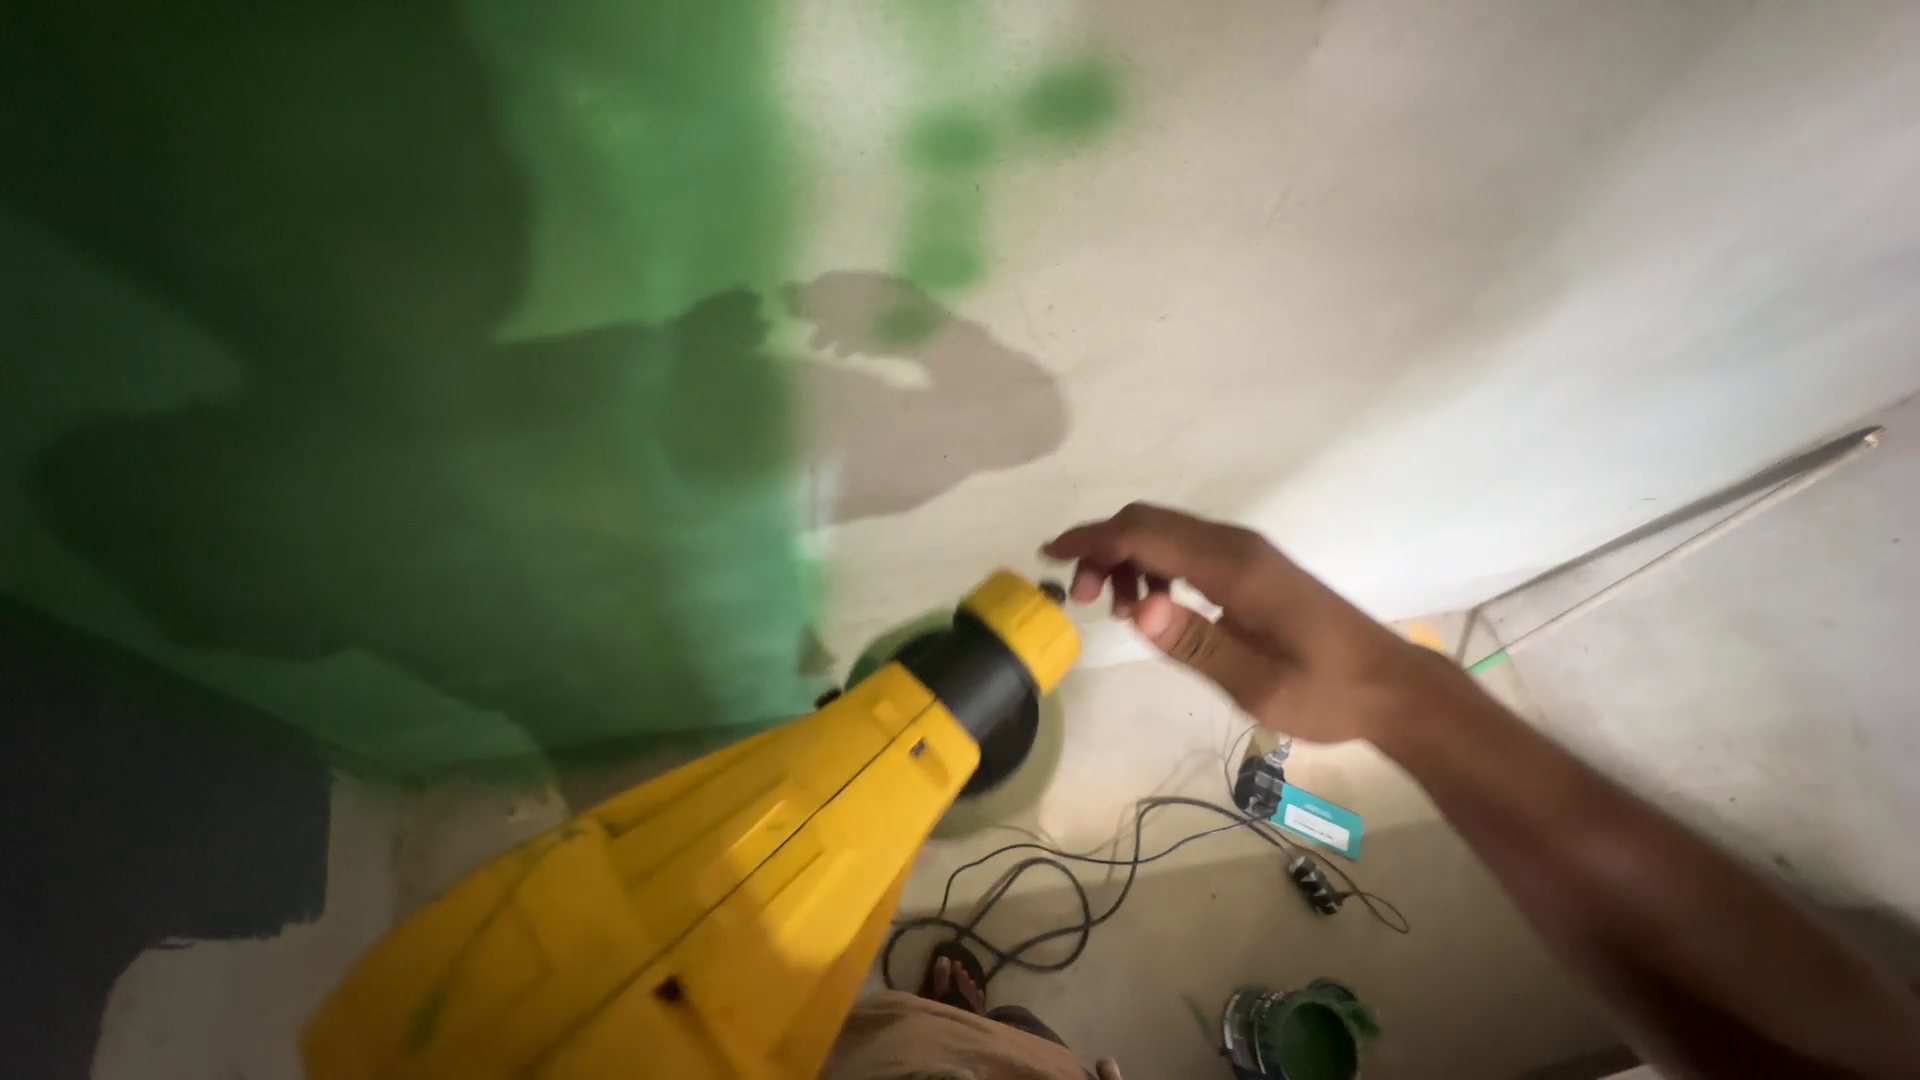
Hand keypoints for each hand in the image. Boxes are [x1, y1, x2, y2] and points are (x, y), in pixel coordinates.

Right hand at [1042, 503, 1453, 744]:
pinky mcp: (1249, 564)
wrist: (1390, 686)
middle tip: (1082, 599)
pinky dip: (1152, 566)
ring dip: (1126, 559)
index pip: (1145, 534)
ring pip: (1164, 532)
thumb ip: (1194, 644)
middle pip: (1149, 522)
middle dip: (1102, 549)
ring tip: (1118, 611)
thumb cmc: (1325, 692)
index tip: (1049, 553)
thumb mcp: (1256, 684)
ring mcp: (1244, 551)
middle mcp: (1235, 545)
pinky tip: (1155, 608)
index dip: (1092, 539)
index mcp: (1233, 567)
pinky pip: (1184, 548)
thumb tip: (1135, 608)